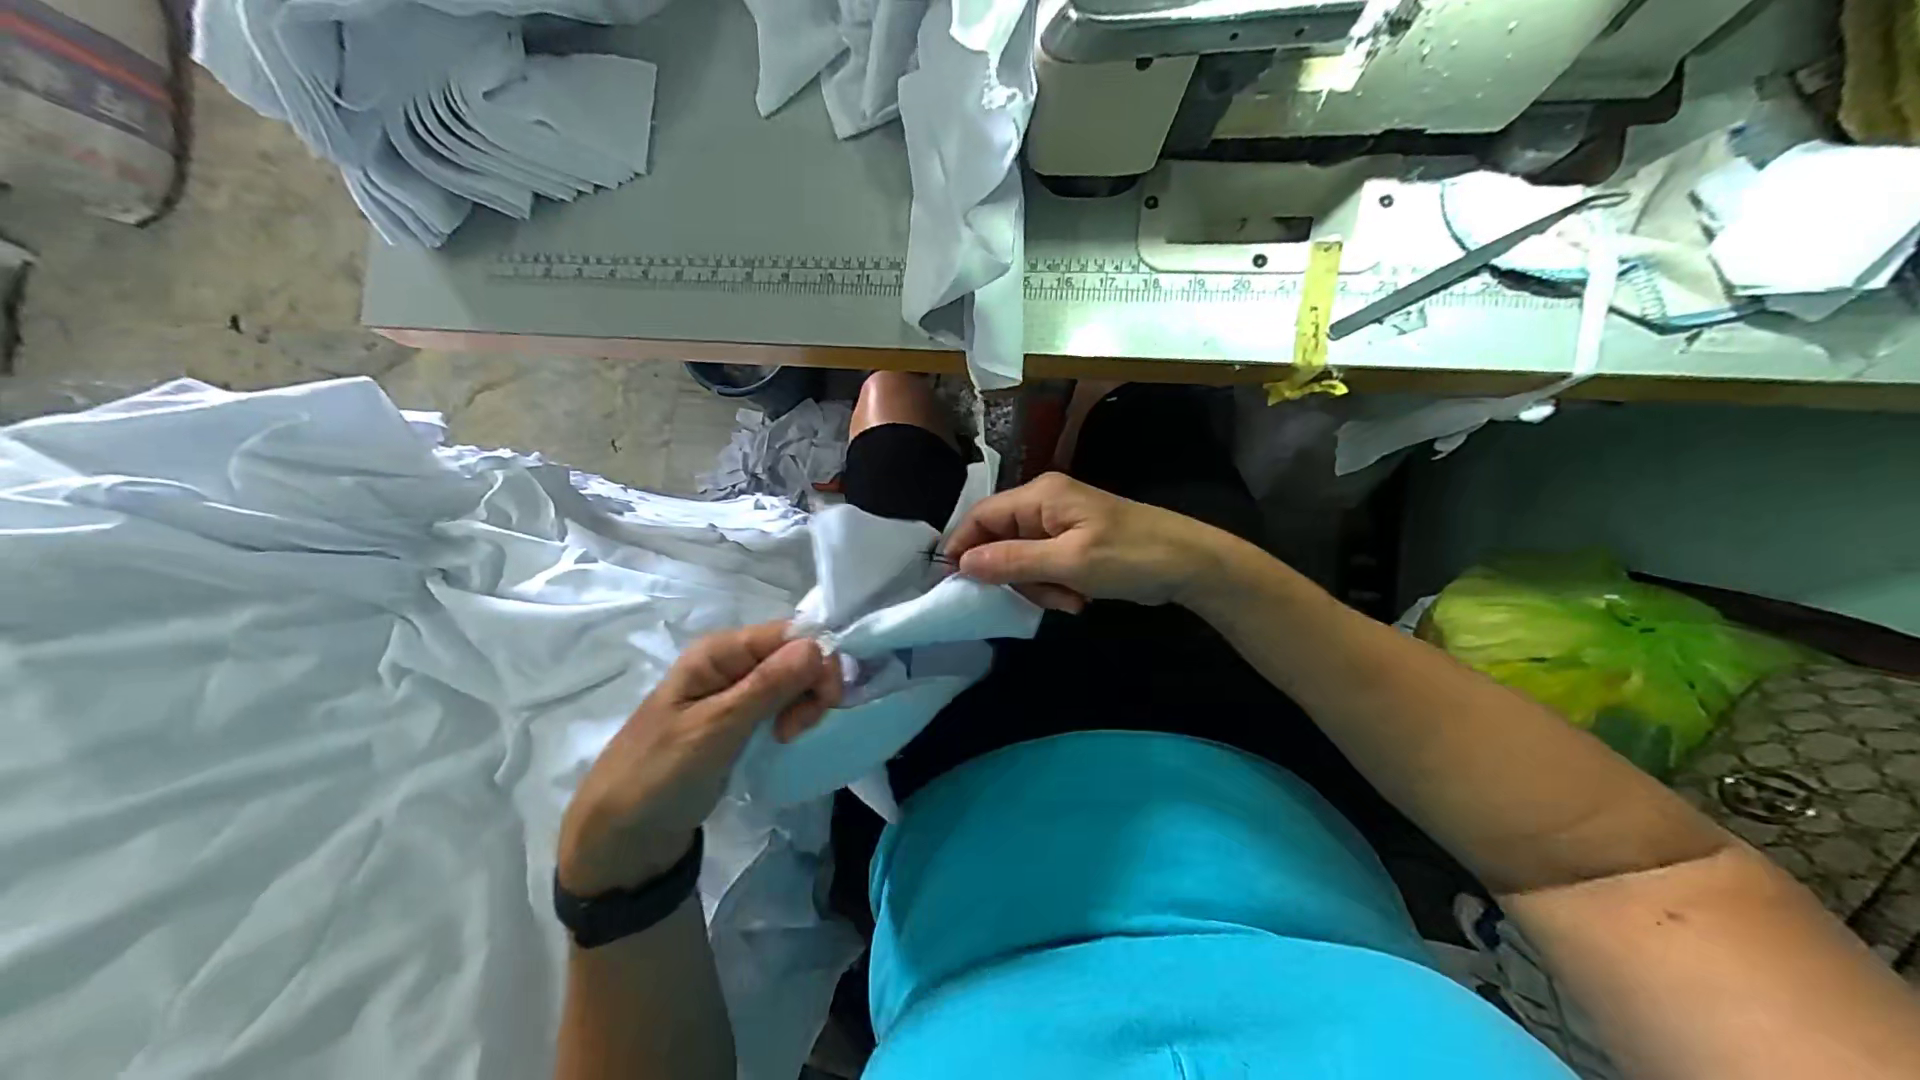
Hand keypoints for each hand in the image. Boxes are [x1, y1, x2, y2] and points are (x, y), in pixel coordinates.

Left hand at [557, 622, 840, 895]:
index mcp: (720, 651)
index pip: (791, 634)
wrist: (621, 836)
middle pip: (797, 655)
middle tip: (797, 729)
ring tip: (787, 740)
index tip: (824, 702)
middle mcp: (731, 663)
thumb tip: (819, 646)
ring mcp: (736, 693)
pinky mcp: (741, 722)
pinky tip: (785, 742)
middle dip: (811, 686)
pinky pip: (782, 707)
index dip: (817, 659)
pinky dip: (793, 721)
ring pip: (795, 682)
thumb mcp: (715, 728)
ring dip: (804, 707)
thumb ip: (767, 686)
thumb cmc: (659, 774)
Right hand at [944, 472, 1233, 612]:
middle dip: (1013, 575)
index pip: (982, 515)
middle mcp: (1044, 504)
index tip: (952, 582)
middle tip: (1039, 597)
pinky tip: (1078, 598)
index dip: (962, 546)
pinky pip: (1044, 567)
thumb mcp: (1069, 562)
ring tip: (1069, 599)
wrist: (1189, 563)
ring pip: (1021, 560)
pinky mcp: (1073, 544)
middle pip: (1000, 540)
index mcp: (1040, 496)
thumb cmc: (1130, 556)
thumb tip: (963, 562)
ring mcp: (1060, 525)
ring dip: (1038, 586)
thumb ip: (1013, 561)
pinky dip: (1054, 586)